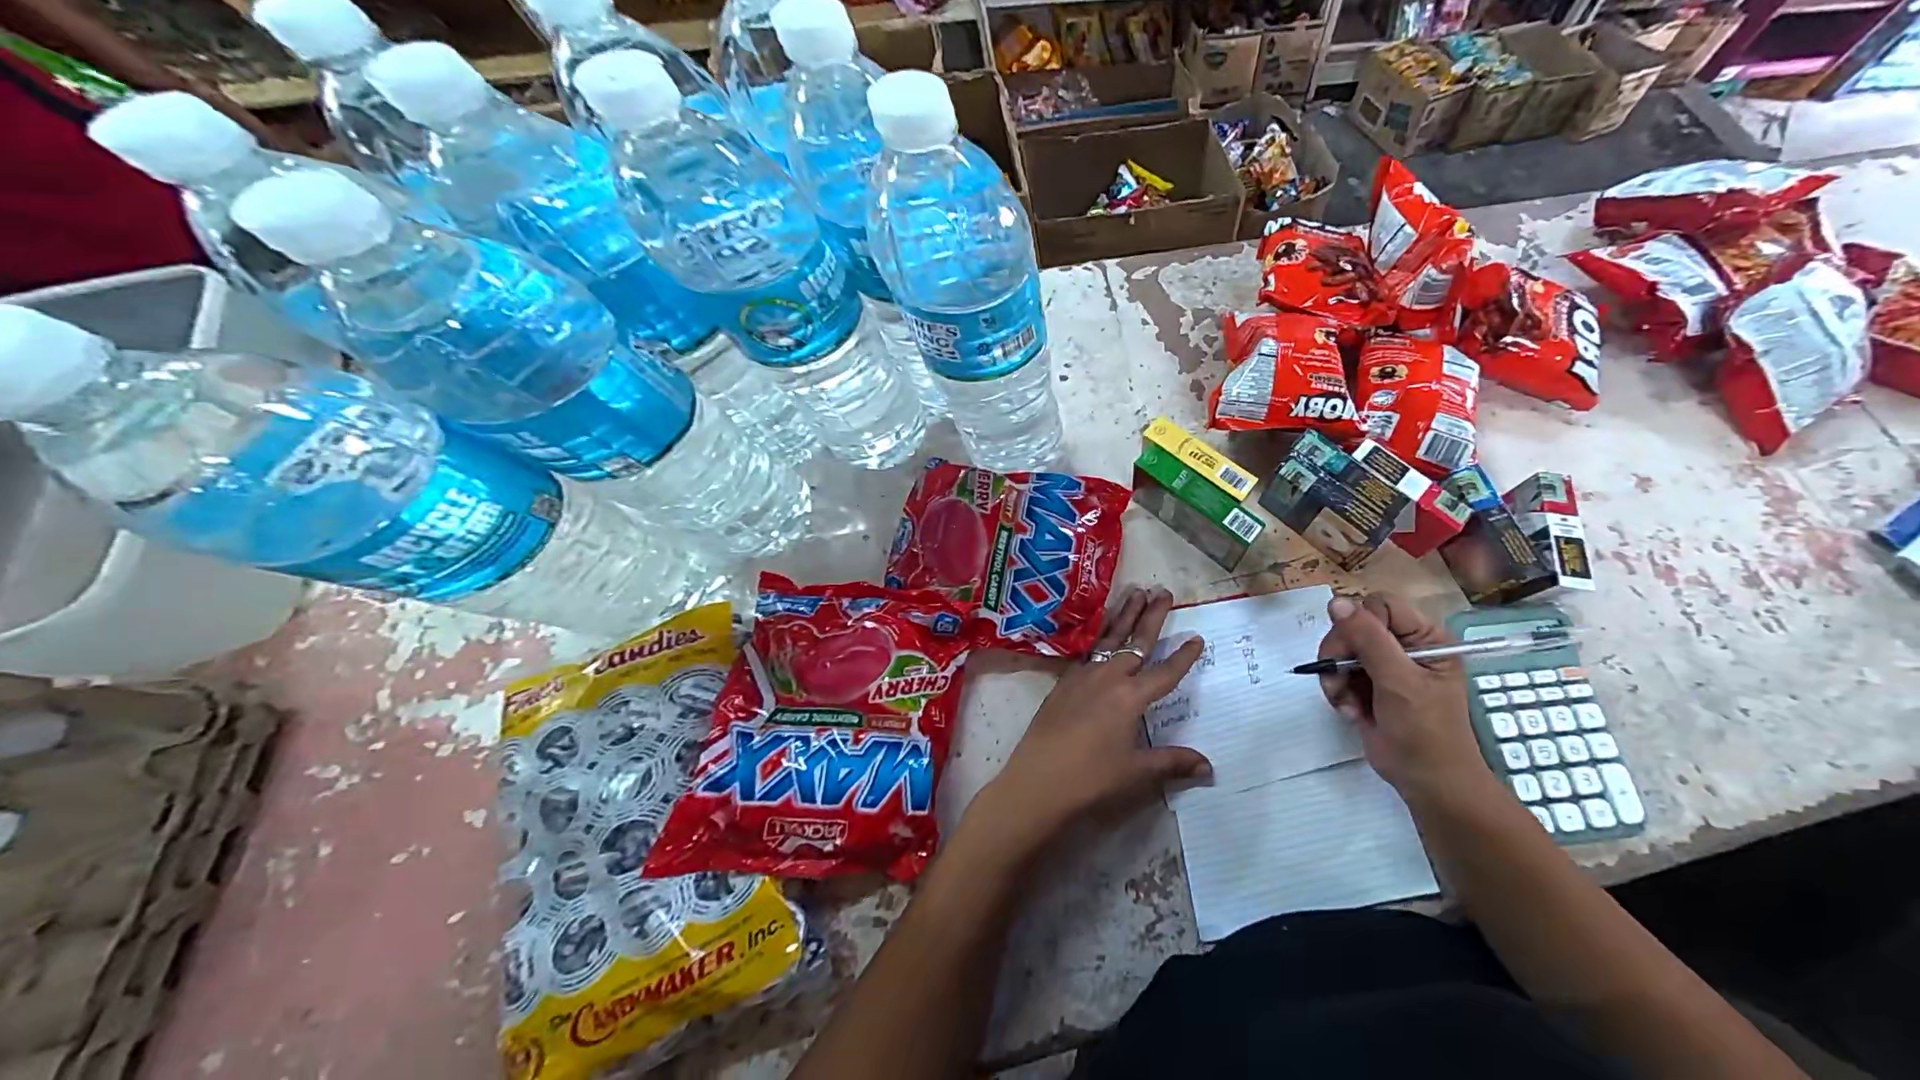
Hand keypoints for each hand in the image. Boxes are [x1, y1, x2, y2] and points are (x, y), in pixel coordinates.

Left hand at [965, 587, 1208, 859]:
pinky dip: (1097, 635)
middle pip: (1135, 642)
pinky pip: (1086, 651)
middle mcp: (1108, 679)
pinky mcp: (1062, 683)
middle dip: (1151, 616)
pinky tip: (1099, 630)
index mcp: (1131, 698)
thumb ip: (1172, 763)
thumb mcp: (1136, 772)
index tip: (1196, 637)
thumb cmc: (1091, 779)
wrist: (1037, 780)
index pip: (1164, 672)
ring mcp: (1082, 678)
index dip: (1183, 656)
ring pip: (1107, 638)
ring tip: (1134, 592)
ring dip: (1122, 615)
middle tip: (1163, 591)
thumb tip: (1208, 766)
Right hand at [1317, 593, 1485, 803]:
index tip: (1351, 651)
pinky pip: (1337, 672)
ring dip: (1335, 677)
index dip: (1359, 623)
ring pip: (1340, 650)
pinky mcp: (1366, 685)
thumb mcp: (1398, 681)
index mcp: (1425, 638)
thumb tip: (1336, 602)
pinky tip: (1349, 710)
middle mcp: (1404, 646)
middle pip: (1353, 626)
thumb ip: (1368, 639)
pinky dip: (1336, 691)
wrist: (1427, 781)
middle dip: (1341, 654)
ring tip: (1346, 702)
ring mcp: (1384, 667)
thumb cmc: (1425, 731)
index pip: (1380, 606)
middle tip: (1338, 679)